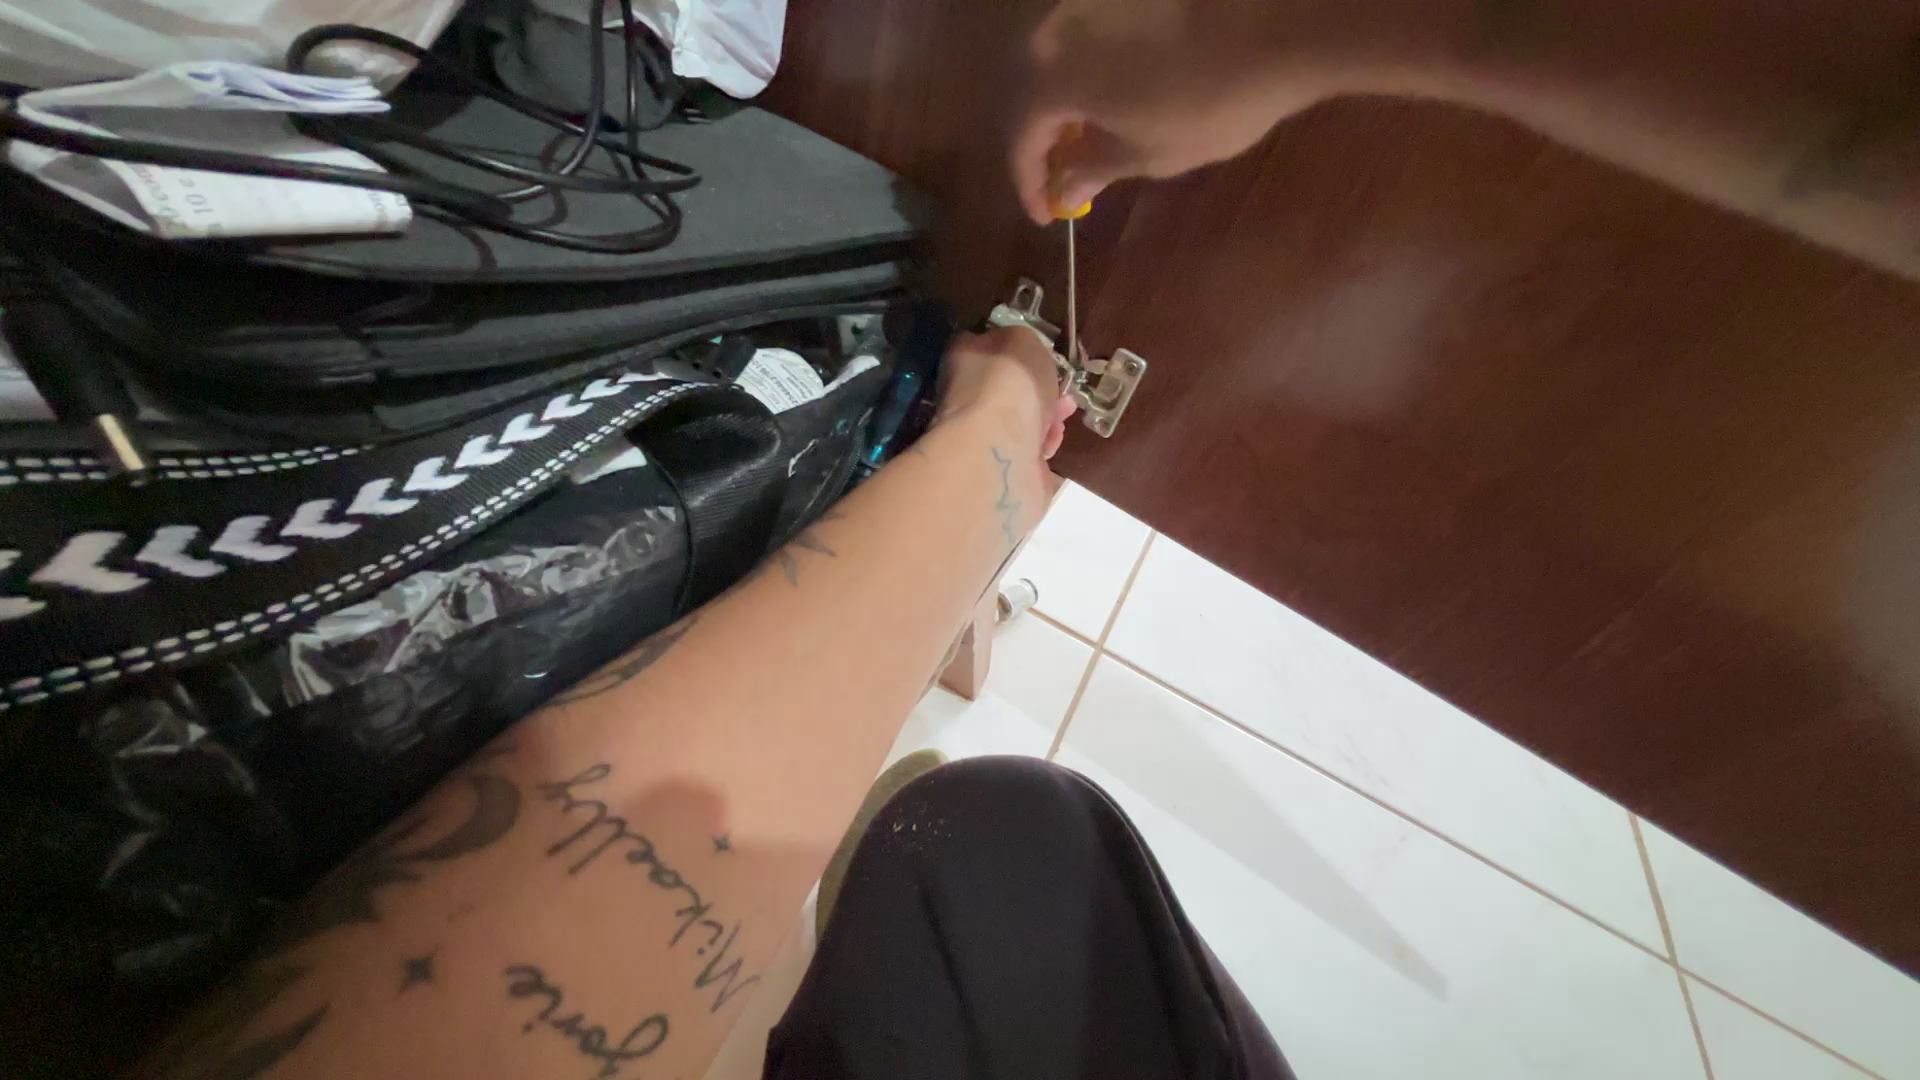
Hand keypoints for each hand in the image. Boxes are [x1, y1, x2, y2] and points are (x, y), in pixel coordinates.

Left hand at [937, 325, 1077, 460]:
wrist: (1002, 449)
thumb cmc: (1010, 384)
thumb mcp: (1022, 340)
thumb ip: (1022, 341)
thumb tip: (1020, 350)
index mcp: (963, 359)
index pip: (985, 348)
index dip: (1015, 350)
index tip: (1040, 354)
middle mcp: (965, 397)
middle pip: (1007, 389)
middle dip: (1039, 388)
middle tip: (1061, 387)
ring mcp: (981, 435)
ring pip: (1020, 421)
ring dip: (1047, 416)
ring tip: (1066, 411)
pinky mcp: (999, 466)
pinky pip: (1027, 449)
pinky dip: (1043, 443)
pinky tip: (1053, 439)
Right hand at [1010, 0, 1334, 224]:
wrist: (1284, 21)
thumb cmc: (1208, 104)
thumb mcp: (1144, 154)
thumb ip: (1091, 167)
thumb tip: (1064, 186)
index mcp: (1050, 76)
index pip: (1021, 139)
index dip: (1030, 184)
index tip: (1045, 215)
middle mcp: (1058, 27)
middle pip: (1034, 97)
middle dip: (1046, 145)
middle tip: (1067, 180)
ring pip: (1061, 65)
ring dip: (1068, 110)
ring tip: (1093, 143)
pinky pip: (1090, 41)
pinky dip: (1092, 79)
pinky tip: (1117, 100)